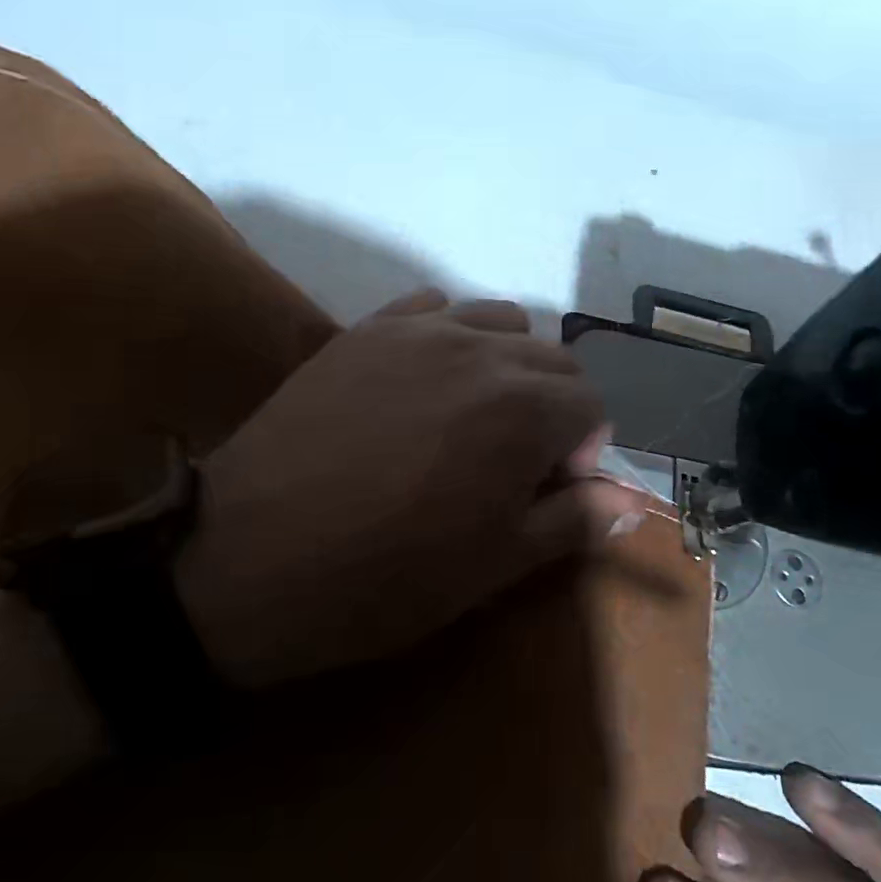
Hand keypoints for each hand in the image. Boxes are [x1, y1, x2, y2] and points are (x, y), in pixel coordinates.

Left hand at [175, 288, 640, 688]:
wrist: (246, 564)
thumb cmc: (390, 576)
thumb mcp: (499, 561)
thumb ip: (577, 520)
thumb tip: (635, 502)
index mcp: (525, 410)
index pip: (593, 406)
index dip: (585, 450)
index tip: (553, 487)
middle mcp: (483, 353)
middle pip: (557, 359)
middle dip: (560, 405)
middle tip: (523, 459)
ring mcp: (418, 333)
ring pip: (504, 322)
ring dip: (514, 364)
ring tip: (483, 413)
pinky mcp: (365, 332)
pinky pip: (434, 306)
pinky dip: (454, 333)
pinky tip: (432, 378)